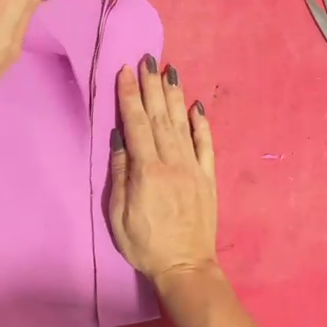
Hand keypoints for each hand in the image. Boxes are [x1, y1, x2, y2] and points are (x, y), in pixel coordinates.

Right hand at [108, 56, 218, 289]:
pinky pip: (205, 144)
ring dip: (173, 95)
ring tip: (169, 70)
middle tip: (148, 58)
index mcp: (147, 170)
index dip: (130, 95)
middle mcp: (172, 162)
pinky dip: (201, 123)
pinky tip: (196, 105)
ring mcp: (193, 168)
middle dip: (152, 85)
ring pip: (181, 123)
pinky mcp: (207, 178)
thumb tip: (119, 137)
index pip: (136, 123)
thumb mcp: (119, 214)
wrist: (186, 268)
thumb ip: (120, 173)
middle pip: (159, 116)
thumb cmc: (144, 244)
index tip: (125, 71)